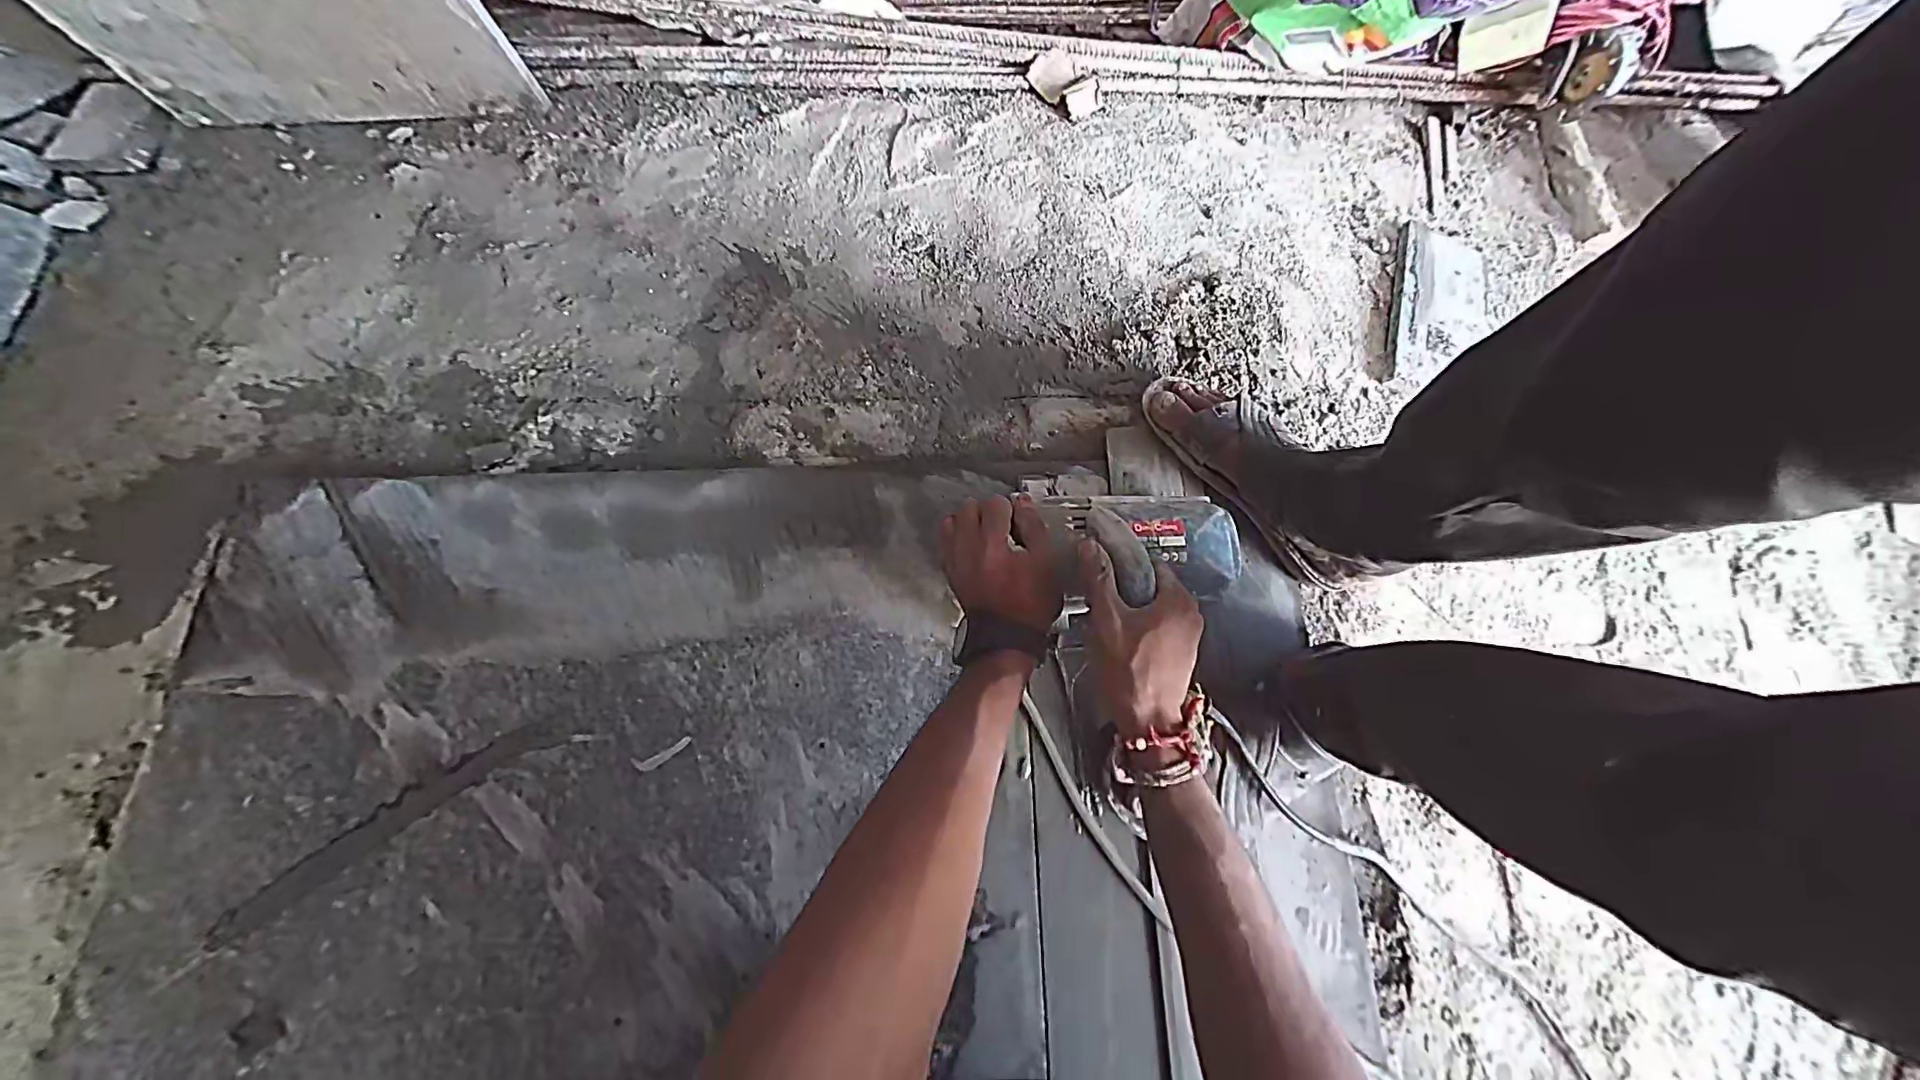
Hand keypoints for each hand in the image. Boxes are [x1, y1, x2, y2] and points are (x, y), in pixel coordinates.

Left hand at [941, 494, 1062, 632]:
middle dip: (988, 511)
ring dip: (970, 521)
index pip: (995, 504)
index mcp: (993, 547)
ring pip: (953, 521)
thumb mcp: (1046, 565)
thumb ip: (1034, 529)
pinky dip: (957, 536)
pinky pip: (946, 541)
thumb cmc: (1029, 608)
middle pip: (970, 508)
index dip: (1011, 507)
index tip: (1019, 518)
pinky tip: (972, 545)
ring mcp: (956, 561)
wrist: (1007, 638)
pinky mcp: (950, 571)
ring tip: (986, 533)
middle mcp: (968, 550)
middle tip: (1004, 524)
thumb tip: (1023, 504)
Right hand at [1078, 537, 1202, 737]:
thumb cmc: (1129, 672)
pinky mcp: (1181, 652)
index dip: (1123, 562)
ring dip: (1131, 606)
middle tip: (1099, 593)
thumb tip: (1090, 546)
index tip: (1101, 565)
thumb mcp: (1107, 621)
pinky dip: (1140, 623)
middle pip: (1152, 585)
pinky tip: (1119, 634)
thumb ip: (1099, 580)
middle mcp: (1190, 614)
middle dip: (1126, 586)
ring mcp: (1189, 635)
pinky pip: (1158, 625)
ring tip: (1105, 614)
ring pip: (1154, 606)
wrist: (1148, 722)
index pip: (1149, 563)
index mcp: (1179, 600)